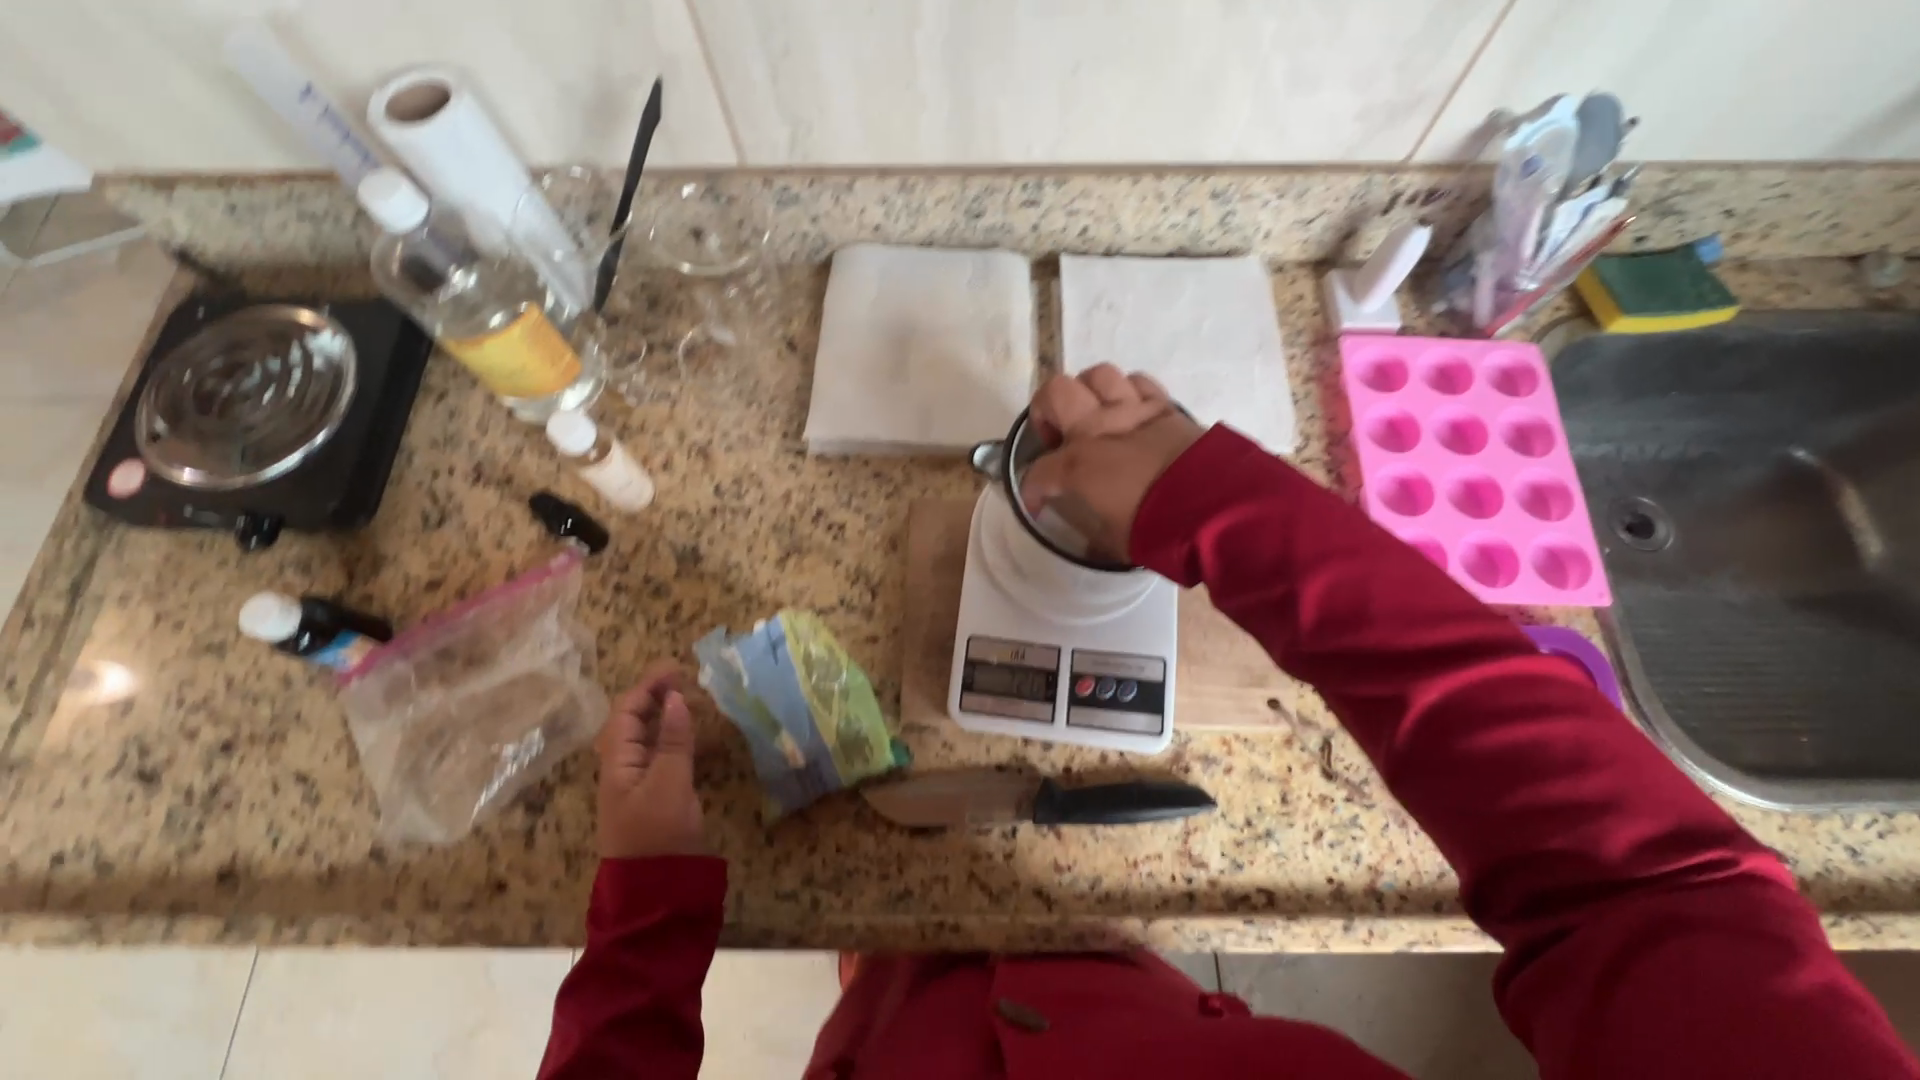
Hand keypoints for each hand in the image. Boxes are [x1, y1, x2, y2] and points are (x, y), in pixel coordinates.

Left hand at [595, 661, 704, 858]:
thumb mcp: (670, 784)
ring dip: (664, 717)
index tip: (676, 668)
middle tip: (685, 680)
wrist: (657, 892)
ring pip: (645, 741)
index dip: (647, 687)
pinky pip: (660, 758)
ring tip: (690, 701)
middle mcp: (622, 771)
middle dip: (654, 697)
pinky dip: (674, 740)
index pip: (625, 713)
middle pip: (631, 724)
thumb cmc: (659, 835)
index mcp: (617, 764)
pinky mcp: (654, 800)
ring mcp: (637, 786)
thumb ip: (673, 741)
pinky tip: (694, 739)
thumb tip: (675, 698)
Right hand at [1020, 365, 1205, 560]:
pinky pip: (1139, 381)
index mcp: (1079, 465)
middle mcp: (1098, 427)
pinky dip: (1128, 391)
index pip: (1038, 471)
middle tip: (1057, 436)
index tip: (1037, 504)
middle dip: (1046, 411)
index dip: (1031, 490)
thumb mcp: (1115, 540)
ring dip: (1088, 393)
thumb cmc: (1158, 529)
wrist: (1216, 509)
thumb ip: (1097, 532)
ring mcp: (1133, 410)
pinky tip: (1130, 411)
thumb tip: (1094, 542)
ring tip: (1093, 415)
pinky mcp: (1167, 407)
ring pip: (1098, 375)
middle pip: (1055, 392)